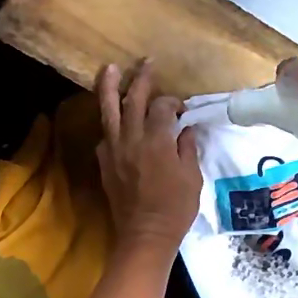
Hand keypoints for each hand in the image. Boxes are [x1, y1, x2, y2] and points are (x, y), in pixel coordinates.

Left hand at [95, 60, 201, 249]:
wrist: (145, 234)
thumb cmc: (176, 207)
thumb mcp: (192, 176)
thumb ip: (187, 147)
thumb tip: (185, 129)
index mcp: (157, 140)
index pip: (161, 107)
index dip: (171, 102)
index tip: (180, 108)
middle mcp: (132, 139)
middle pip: (133, 99)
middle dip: (140, 79)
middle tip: (145, 63)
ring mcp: (114, 150)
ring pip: (109, 111)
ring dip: (109, 87)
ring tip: (109, 69)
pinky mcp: (104, 163)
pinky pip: (105, 135)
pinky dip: (109, 123)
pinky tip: (113, 119)